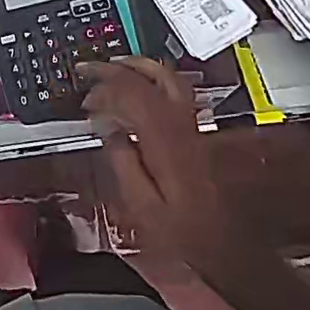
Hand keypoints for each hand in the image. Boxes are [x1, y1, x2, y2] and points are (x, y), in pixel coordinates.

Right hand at [79, 57, 255, 282]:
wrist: (223, 243)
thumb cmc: (180, 231)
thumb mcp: (141, 206)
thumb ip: (122, 162)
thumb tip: (107, 129)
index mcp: (165, 140)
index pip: (133, 94)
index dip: (105, 89)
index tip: (86, 100)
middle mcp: (181, 124)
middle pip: (150, 78)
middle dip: (116, 69)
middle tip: (89, 69)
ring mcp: (191, 124)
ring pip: (167, 77)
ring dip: (137, 66)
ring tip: (112, 66)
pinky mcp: (194, 131)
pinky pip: (174, 88)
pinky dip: (153, 76)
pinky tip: (141, 83)